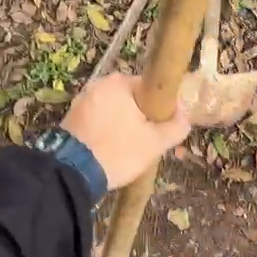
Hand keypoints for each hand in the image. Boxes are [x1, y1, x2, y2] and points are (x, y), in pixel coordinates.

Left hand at [60, 74, 190, 188]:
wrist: (72, 174)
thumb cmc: (118, 152)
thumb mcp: (154, 143)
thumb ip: (175, 127)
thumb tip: (185, 117)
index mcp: (118, 82)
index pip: (151, 87)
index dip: (163, 107)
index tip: (166, 127)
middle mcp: (98, 84)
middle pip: (131, 99)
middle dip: (142, 117)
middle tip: (149, 141)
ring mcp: (81, 100)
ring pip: (114, 110)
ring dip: (124, 124)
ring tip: (130, 149)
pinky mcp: (71, 117)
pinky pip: (98, 120)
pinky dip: (106, 130)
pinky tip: (111, 149)